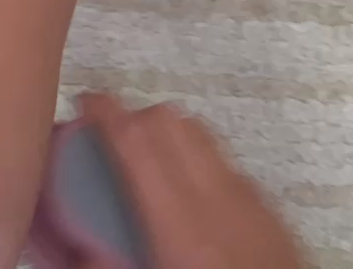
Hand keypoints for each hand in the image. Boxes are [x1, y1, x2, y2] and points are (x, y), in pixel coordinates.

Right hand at [79, 93, 306, 268]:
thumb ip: (112, 263)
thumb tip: (80, 249)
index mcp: (179, 223)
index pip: (136, 140)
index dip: (106, 112)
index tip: (84, 101)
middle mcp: (217, 198)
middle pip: (168, 121)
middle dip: (135, 117)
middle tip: (111, 142)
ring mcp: (250, 200)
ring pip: (201, 133)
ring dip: (169, 134)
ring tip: (149, 162)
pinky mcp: (273, 214)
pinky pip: (228, 164)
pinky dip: (201, 162)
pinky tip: (194, 201)